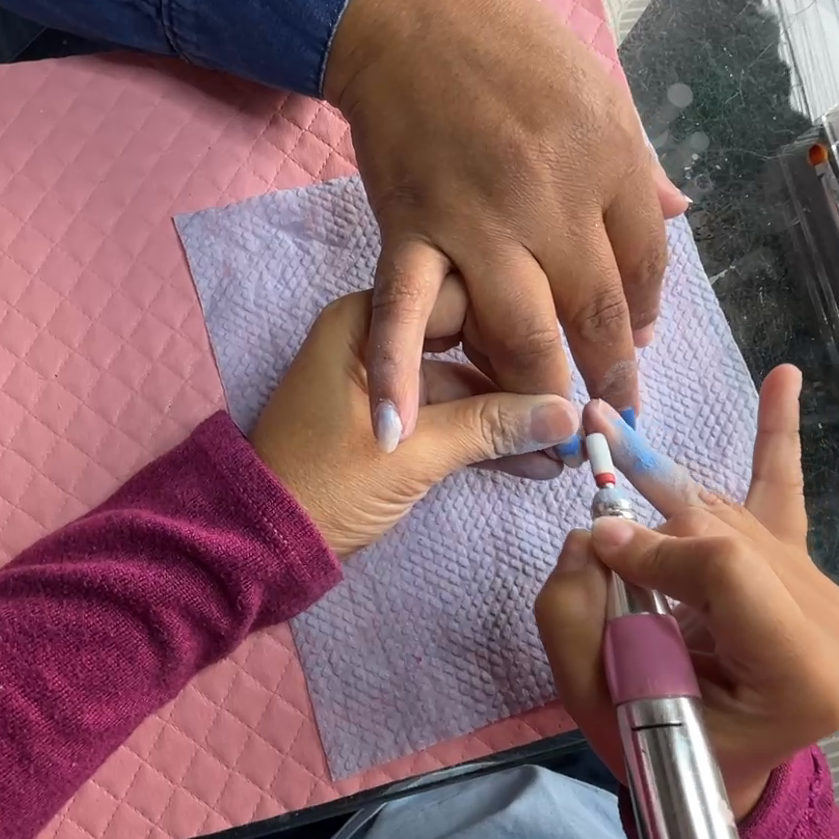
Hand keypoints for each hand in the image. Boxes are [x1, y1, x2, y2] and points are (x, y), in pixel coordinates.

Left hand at [251, 279, 578, 556]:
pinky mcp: (392, 419)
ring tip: (563, 450)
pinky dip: (481, 439)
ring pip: (462, 385)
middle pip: (466, 341)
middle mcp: (377, 337)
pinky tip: (532, 463)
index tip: (567, 362)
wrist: (265, 539)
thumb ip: (491, 427)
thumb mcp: (411, 453)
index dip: (515, 328)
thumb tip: (570, 415)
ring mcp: (386, 380)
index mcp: (366, 321)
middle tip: (573, 410)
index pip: (459, 299)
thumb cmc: (325, 483)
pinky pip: (446, 416)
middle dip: (518, 381)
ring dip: (507, 419)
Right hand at [324, 0, 685, 458]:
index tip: (640, 347)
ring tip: (549, 436)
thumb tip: (679, 215)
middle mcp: (551, 200)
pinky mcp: (411, 233)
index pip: (645, 263)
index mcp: (607, 159)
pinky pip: (405, 312)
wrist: (412, 22)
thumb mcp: (600, 91)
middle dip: (609, 374)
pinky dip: (397, 372)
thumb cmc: (512, 49)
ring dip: (536, 392)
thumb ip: (639, 164)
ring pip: (517, 330)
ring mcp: (477, 222)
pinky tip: (396, 430)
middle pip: (593, 311)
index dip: (647, 317)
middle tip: (611, 418)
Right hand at [533, 367, 838, 815]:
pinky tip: (783, 379)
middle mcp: (834, 626)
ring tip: (619, 442)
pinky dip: (776, 434)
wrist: (716, 762)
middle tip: (598, 443)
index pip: (727, 570)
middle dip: (651, 508)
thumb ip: (577, 616)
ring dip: (668, 487)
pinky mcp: (805, 571)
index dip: (656, 548)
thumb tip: (597, 533)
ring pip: (730, 512)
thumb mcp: (595, 698)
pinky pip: (782, 493)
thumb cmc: (656, 742)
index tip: (599, 541)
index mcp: (802, 675)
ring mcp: (827, 593)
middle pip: (727, 531)